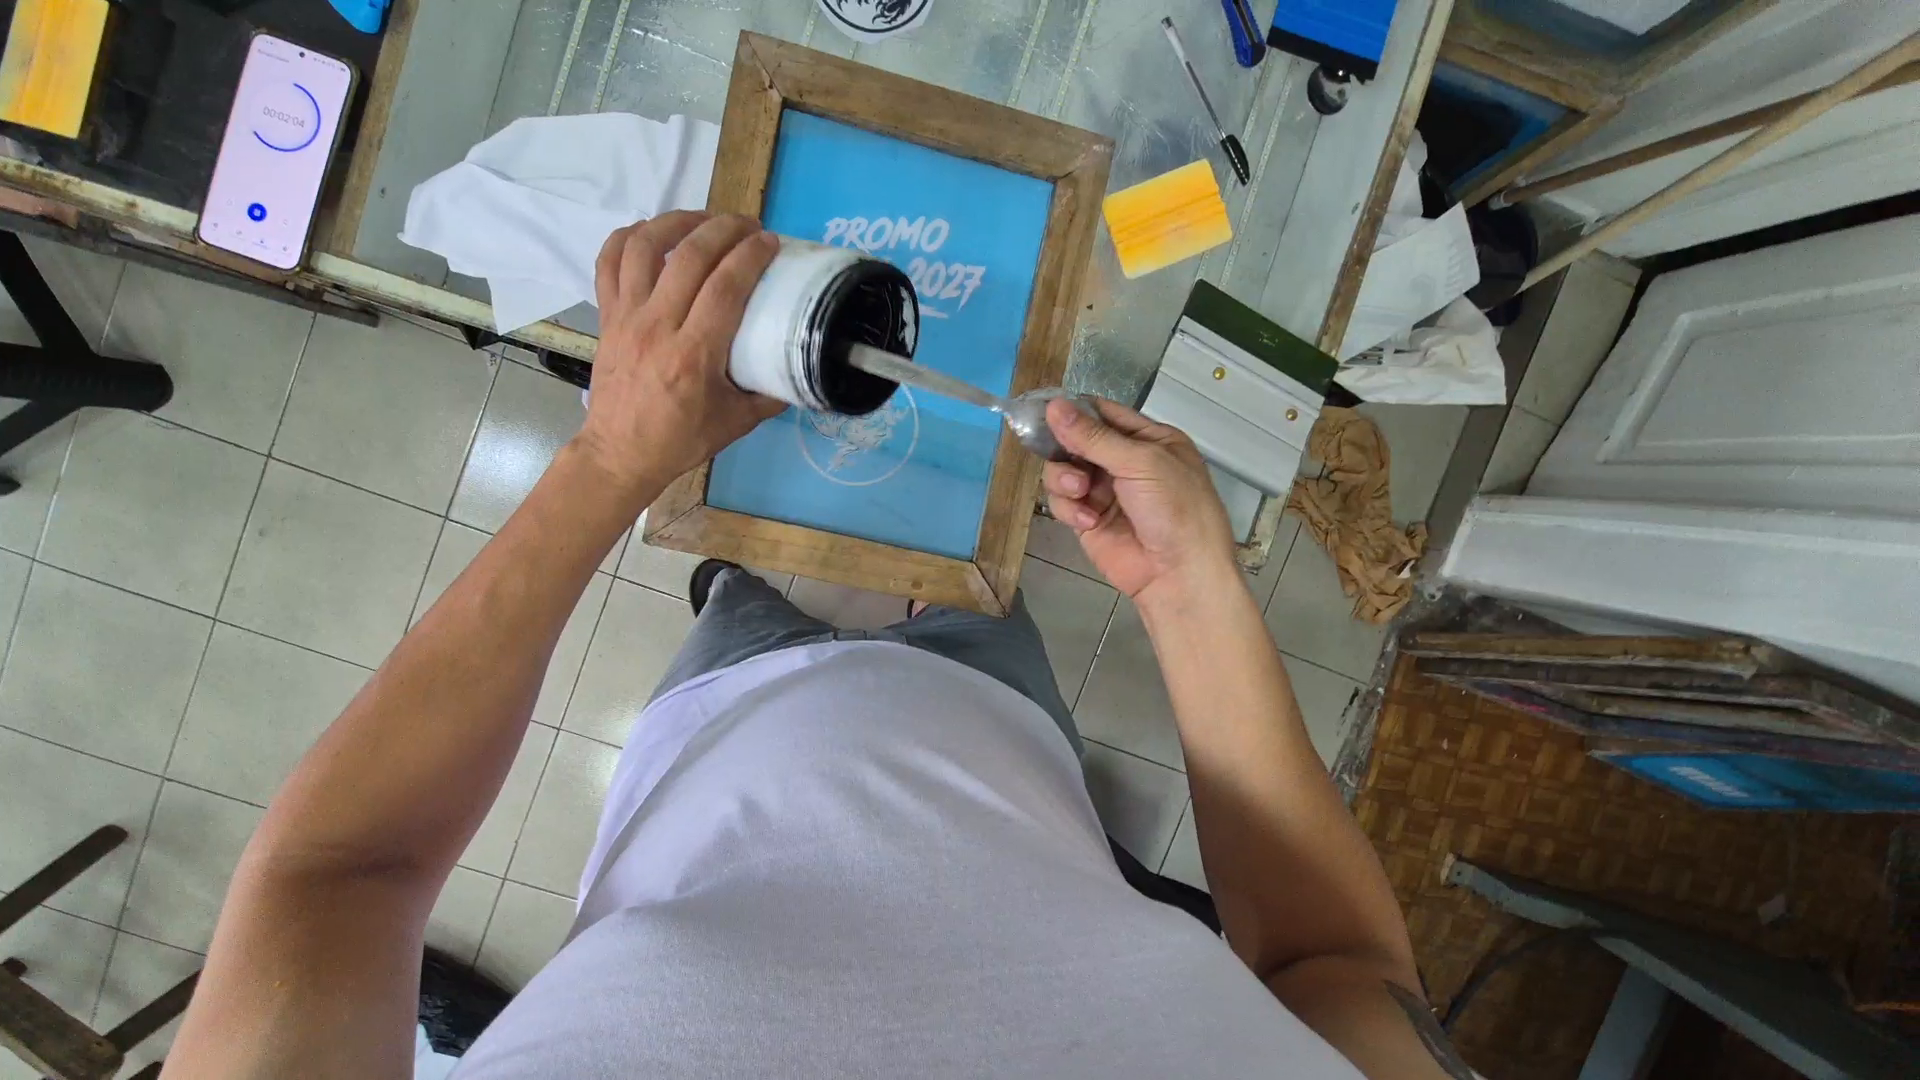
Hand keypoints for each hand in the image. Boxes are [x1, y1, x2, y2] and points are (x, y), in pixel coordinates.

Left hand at [573, 212, 785, 493]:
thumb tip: (798, 366)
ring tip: (703, 220)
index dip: (750, 256)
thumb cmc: (682, 439)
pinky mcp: (607, 316)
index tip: (770, 242)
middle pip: (689, 257)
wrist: (621, 453)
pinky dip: (630, 237)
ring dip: (677, 222)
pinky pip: (610, 261)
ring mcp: (626, 317)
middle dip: (723, 229)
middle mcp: (657, 327)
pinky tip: (653, 233)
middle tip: (747, 226)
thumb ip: (770, 393)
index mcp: (694, 354)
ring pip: (645, 247)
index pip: (725, 287)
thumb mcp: (738, 422)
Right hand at [1041, 398, 1239, 610]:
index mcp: (1148, 439)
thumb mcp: (1141, 463)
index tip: (1044, 411)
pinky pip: (1064, 503)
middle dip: (1065, 449)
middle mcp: (1125, 462)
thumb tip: (1053, 405)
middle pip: (1076, 442)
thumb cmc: (1175, 508)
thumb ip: (1093, 437)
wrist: (1181, 574)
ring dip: (1064, 479)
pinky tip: (1088, 521)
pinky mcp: (1089, 521)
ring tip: (1080, 492)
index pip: (1102, 414)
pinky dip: (1070, 509)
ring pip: (1063, 472)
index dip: (1074, 412)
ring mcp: (1105, 492)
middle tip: (1060, 456)